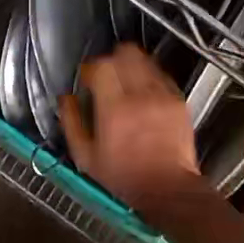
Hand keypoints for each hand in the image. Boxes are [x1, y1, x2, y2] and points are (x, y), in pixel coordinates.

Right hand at [59, 44, 206, 213]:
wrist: (167, 188)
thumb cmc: (125, 176)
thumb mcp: (86, 157)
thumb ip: (72, 123)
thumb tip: (65, 100)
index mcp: (114, 108)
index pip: (101, 66)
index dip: (91, 68)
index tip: (87, 79)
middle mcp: (140, 96)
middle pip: (125, 54)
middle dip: (111, 61)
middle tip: (104, 77)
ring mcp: (162, 96)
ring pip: (145, 60)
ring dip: (130, 65)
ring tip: (124, 82)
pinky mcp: (178, 100)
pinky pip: (161, 75)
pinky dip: (149, 77)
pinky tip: (143, 93)